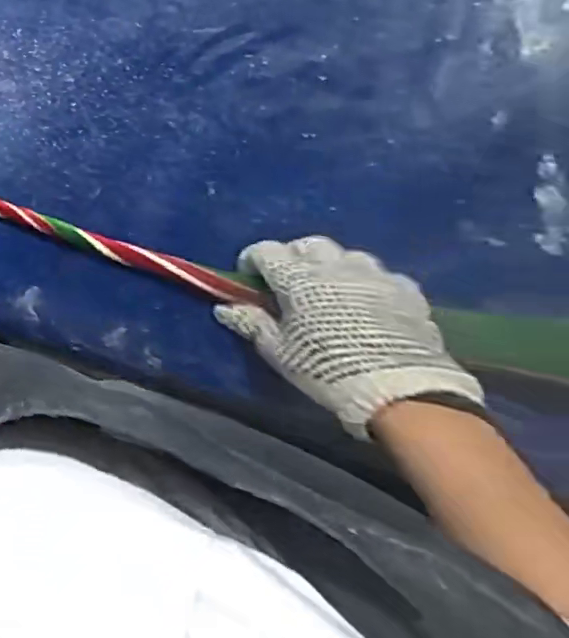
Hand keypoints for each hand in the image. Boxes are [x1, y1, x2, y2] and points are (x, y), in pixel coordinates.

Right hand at [215, 236, 482, 438]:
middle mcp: (336, 270)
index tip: (250, 280)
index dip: (253, 261)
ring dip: (334, 266)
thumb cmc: (326, 367)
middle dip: (295, 256)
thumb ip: (252, 323)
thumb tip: (226, 308)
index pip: (266, 250)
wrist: (403, 393)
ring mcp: (377, 281)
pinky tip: (367, 301)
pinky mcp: (411, 296)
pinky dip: (370, 282)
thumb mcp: (277, 349)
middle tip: (288, 280)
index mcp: (297, 279)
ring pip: (350, 256)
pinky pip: (386, 276)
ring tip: (330, 288)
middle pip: (310, 245)